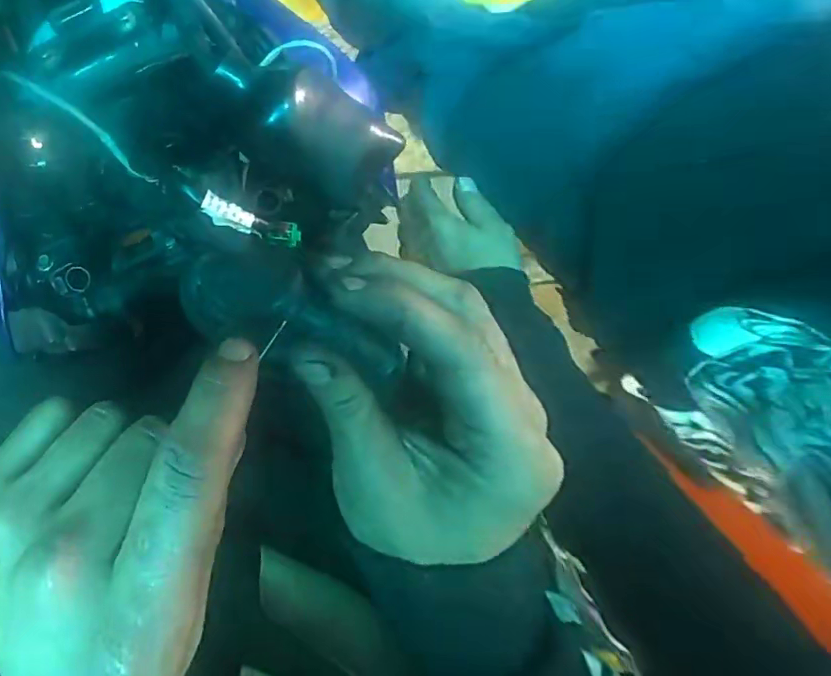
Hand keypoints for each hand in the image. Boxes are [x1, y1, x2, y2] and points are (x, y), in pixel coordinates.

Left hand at [0, 340, 260, 675]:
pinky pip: (53, 411)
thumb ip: (204, 508)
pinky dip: (73, 434)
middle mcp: (64, 557)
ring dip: (116, 442)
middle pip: (144, 436)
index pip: (181, 480)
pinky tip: (66, 483)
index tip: (236, 353)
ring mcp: (11, 522)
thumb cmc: (130, 647)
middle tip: (146, 499)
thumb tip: (225, 409)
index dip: (214, 407)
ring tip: (103, 496)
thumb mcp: (185, 599)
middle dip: (160, 451)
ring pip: (102, 417)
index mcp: (134, 602)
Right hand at [293, 254, 560, 564]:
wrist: (444, 561)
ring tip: (344, 270)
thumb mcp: (371, 480)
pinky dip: (405, 296)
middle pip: (470, 314)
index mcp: (511, 444)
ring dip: (402, 279)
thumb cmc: (411, 532)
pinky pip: (449, 317)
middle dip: (399, 280)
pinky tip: (366, 287)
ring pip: (463, 305)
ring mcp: (508, 382)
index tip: (340, 287)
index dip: (402, 308)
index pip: (464, 351)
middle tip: (334, 269)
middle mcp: (523, 402)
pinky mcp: (483, 371)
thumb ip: (346, 408)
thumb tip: (306, 346)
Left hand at [397, 175, 520, 274]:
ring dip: (408, 216)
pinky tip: (420, 236)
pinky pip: (406, 243)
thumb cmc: (493, 260)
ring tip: (418, 212)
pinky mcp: (414, 267)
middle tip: (420, 192)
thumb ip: (473, 202)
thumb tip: (460, 180)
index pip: (418, 192)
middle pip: (405, 207)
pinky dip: (411, 234)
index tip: (424, 177)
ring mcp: (412, 250)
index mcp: (435, 218)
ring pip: (403, 225)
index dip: (420, 182)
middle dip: (411, 197)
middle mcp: (416, 232)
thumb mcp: (493, 227)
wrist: (487, 303)